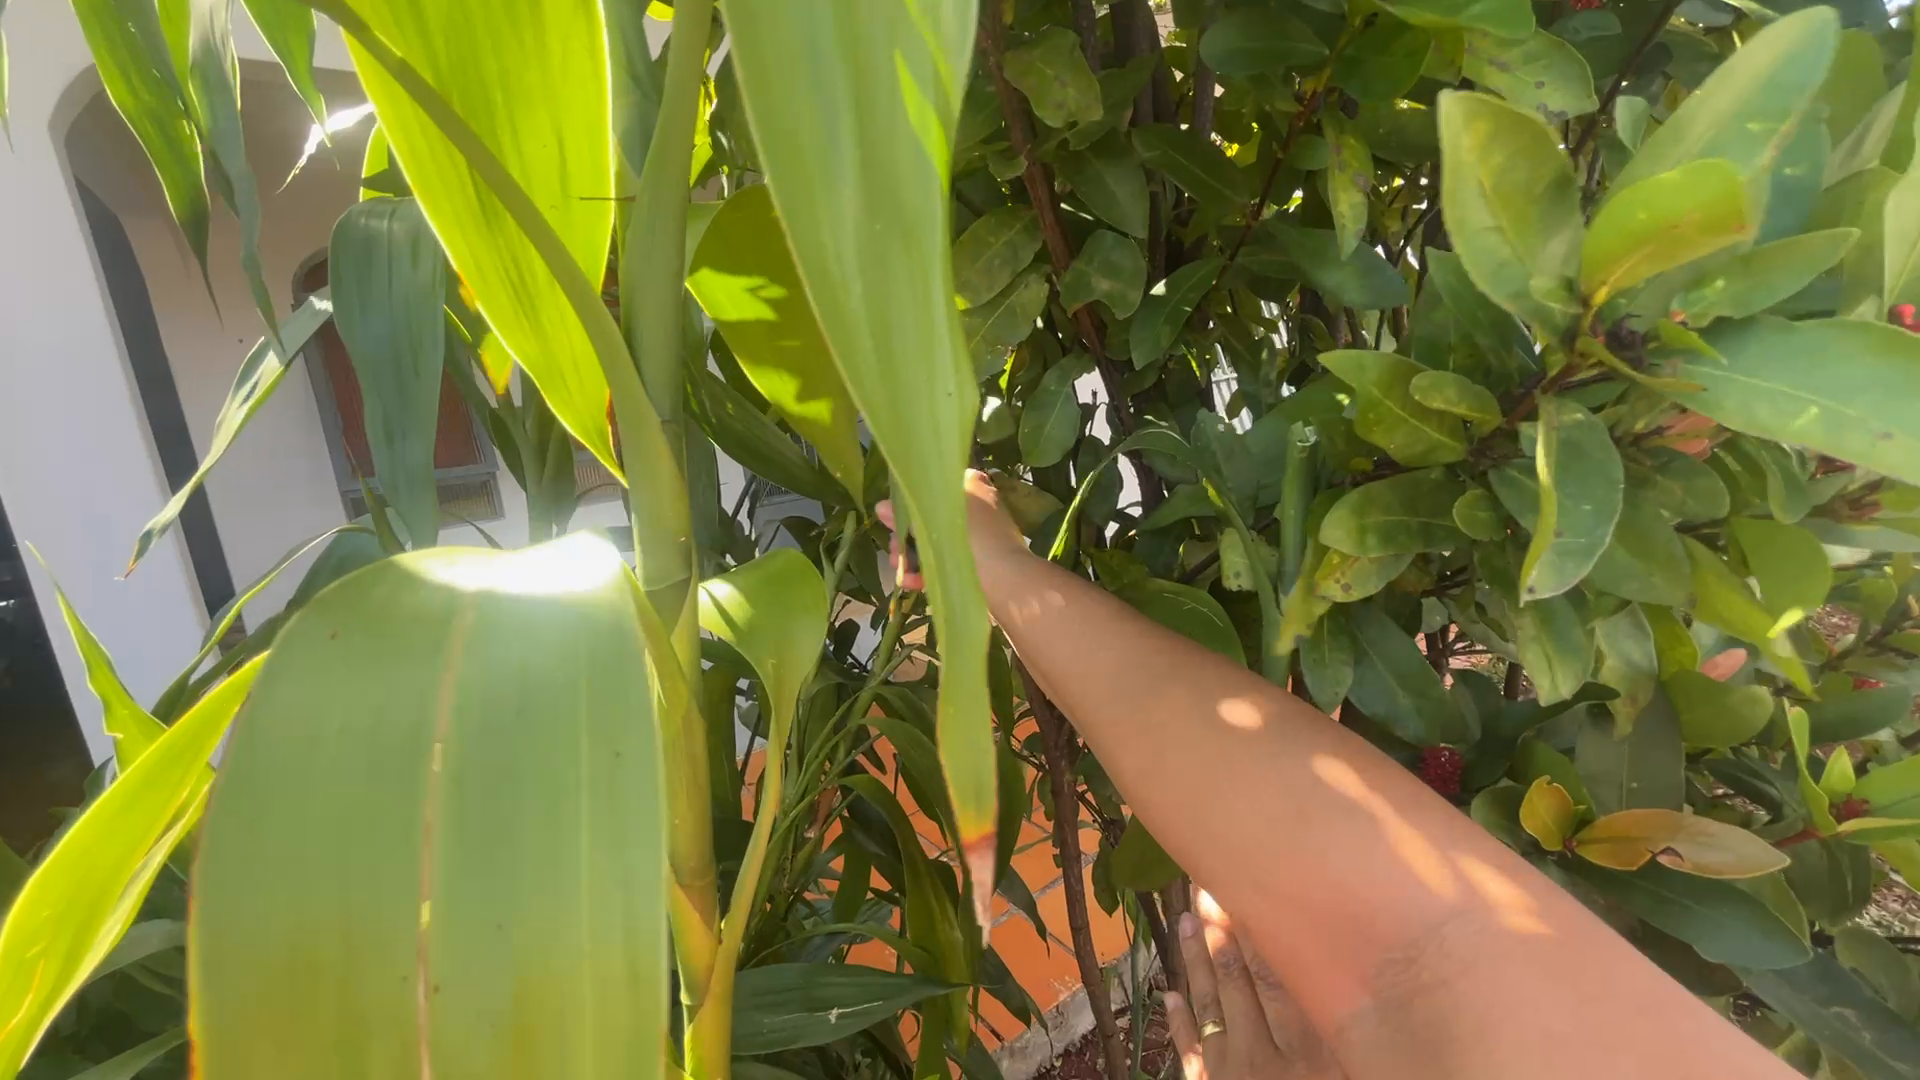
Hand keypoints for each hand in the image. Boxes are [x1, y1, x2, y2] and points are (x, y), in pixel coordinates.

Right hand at [874, 469, 1028, 591]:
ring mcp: (978, 538)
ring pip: (935, 543)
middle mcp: (976, 507)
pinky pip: (946, 564)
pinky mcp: (978, 565)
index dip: (908, 506)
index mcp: (970, 485)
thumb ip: (906, 514)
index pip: (933, 487)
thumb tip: (880, 507)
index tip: (891, 522)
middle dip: (906, 538)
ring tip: (899, 571)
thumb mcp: (933, 520)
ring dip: (912, 557)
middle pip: (929, 518)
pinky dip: (928, 572)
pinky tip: (911, 583)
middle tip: (894, 553)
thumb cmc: (972, 537)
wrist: (1006, 581)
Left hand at [1165, 891, 1344, 1079]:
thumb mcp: (1357, 1069)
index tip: (1238, 889)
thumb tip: (1332, 966)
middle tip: (1202, 888)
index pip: (1275, 976)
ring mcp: (1232, 1077)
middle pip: (1237, 981)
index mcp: (1311, 1052)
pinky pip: (1191, 1056)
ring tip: (1184, 920)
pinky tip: (1169, 995)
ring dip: (1196, 962)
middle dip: (1219, 931)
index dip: (1252, 930)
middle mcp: (1266, 1057)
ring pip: (1210, 1007)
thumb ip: (1344, 1027)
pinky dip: (1181, 1025)